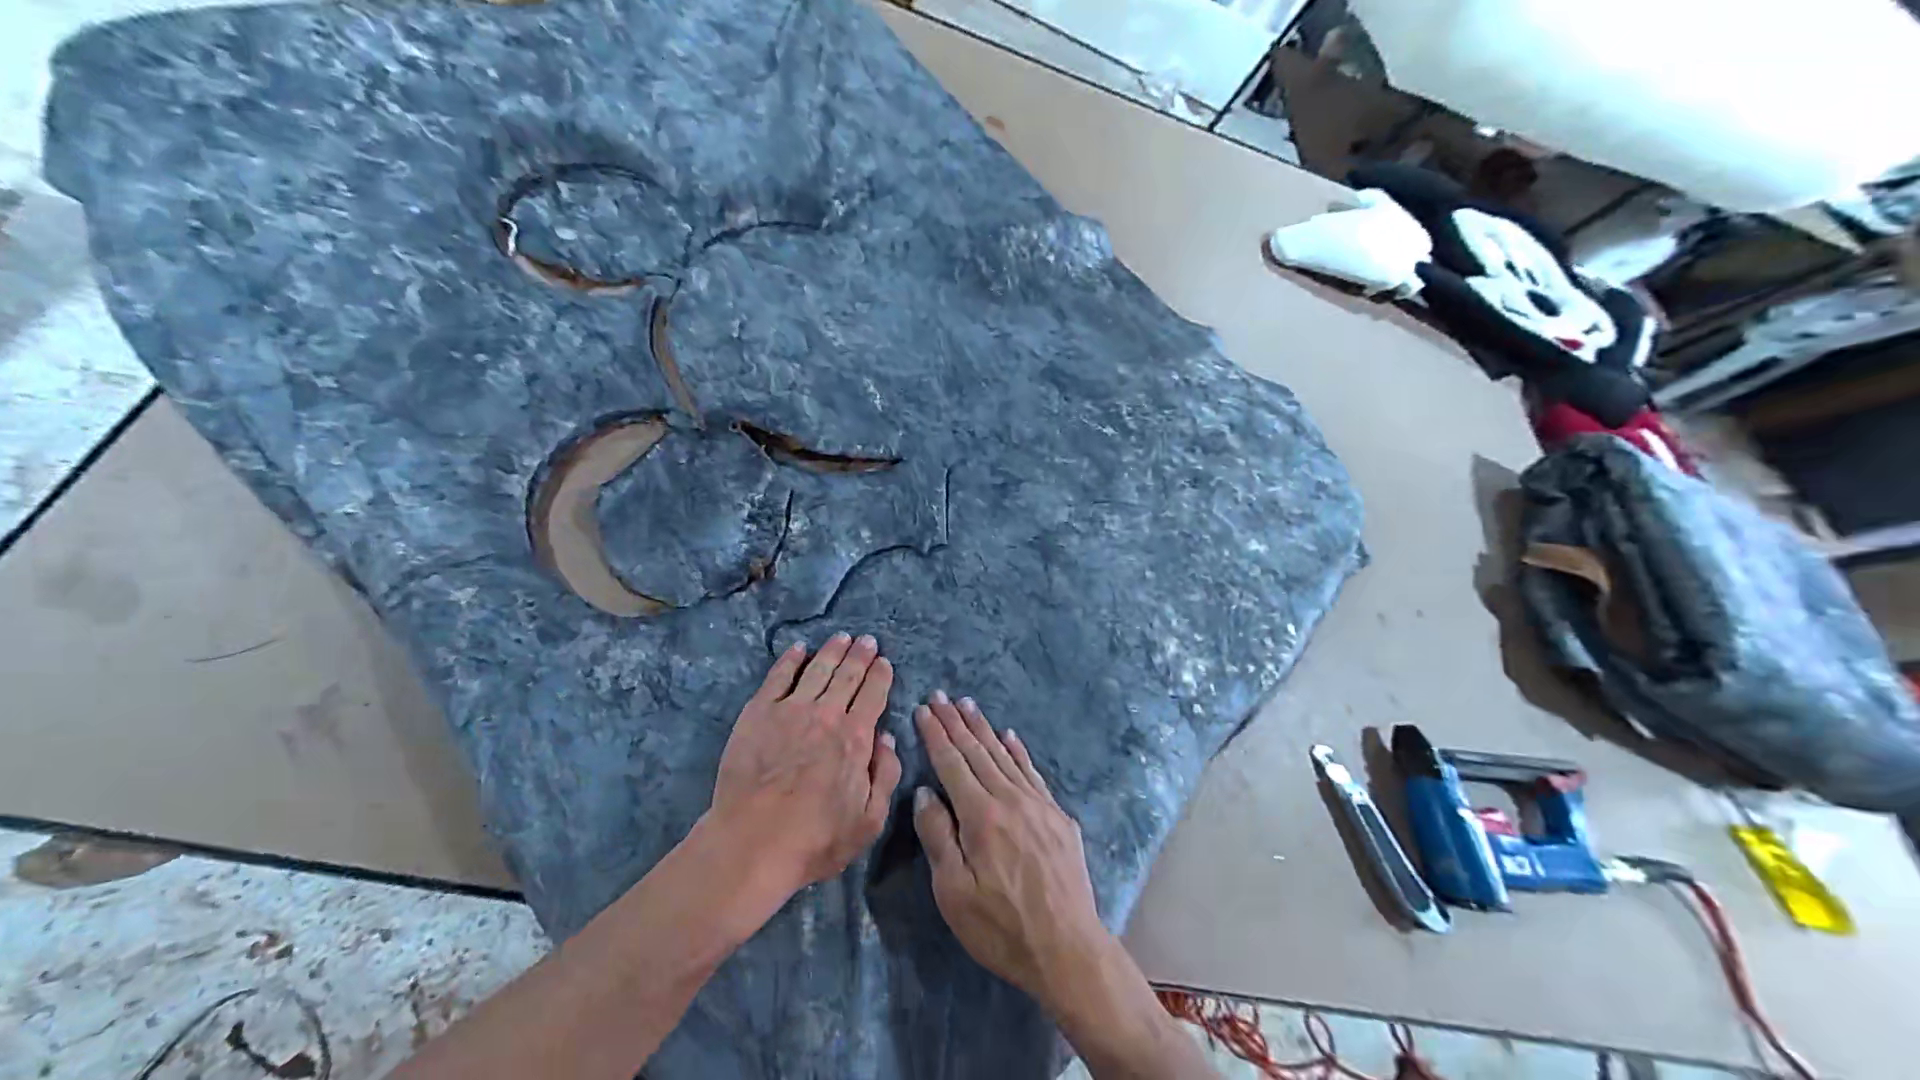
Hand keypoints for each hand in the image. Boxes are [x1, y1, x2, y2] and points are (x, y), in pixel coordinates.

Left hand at [707, 632, 902, 895]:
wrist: (753, 842)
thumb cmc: (815, 839)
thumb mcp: (870, 821)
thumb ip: (886, 776)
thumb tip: (887, 739)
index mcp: (856, 739)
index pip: (873, 695)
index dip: (880, 675)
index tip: (884, 661)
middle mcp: (826, 715)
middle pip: (848, 676)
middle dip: (860, 655)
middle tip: (867, 640)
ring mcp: (790, 710)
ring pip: (816, 669)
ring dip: (832, 651)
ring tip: (841, 637)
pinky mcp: (758, 713)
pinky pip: (777, 677)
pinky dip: (790, 660)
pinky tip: (798, 648)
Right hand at [911, 692, 1108, 1006]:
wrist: (1067, 949)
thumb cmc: (1001, 927)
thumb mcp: (954, 892)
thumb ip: (938, 837)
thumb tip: (925, 792)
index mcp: (981, 816)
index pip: (953, 764)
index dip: (936, 736)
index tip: (924, 710)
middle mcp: (1011, 799)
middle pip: (978, 752)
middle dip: (957, 722)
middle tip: (941, 696)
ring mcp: (1039, 805)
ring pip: (1005, 756)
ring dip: (984, 729)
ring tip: (969, 706)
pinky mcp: (1058, 817)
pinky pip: (1033, 772)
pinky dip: (1019, 752)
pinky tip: (1011, 738)